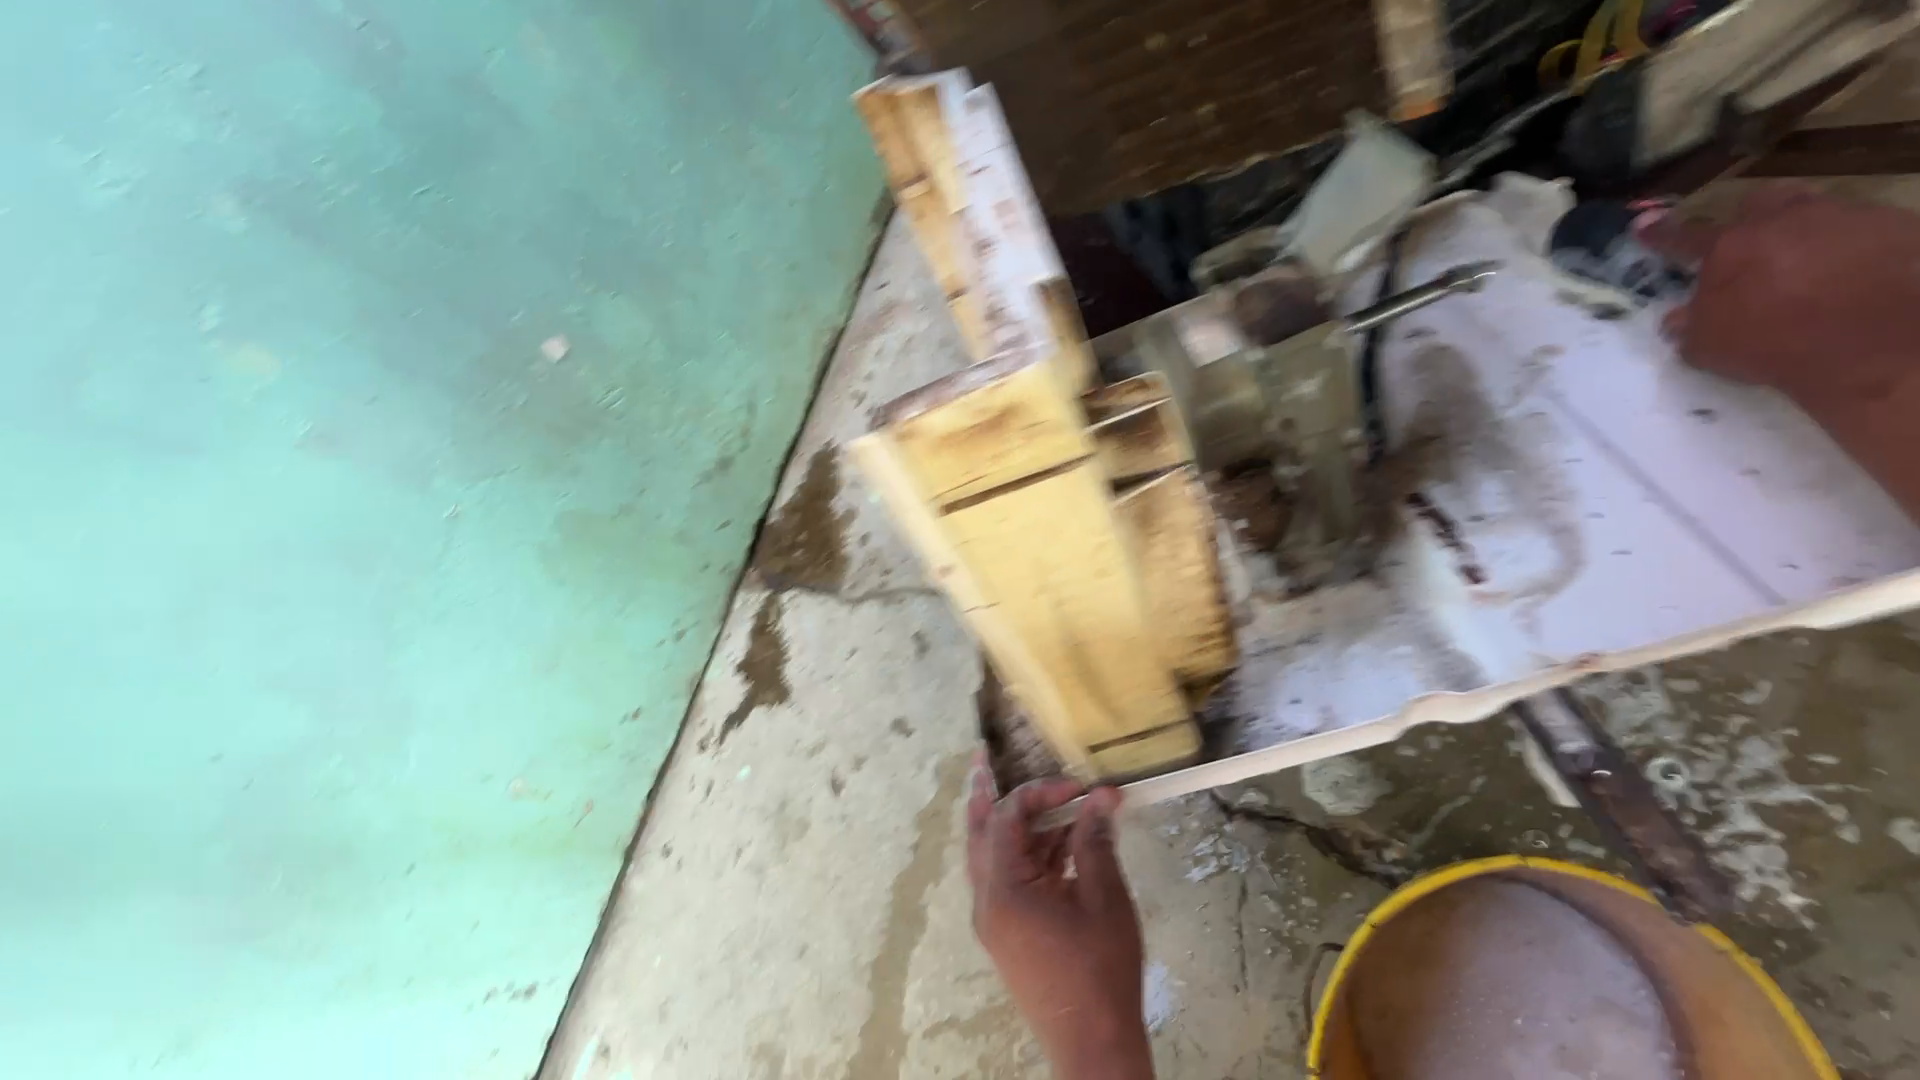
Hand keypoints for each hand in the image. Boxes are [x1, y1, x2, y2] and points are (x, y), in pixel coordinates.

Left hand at [966, 756, 1153, 1079]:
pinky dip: (1028, 855)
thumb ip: (1095, 842)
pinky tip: (1059, 845)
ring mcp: (993, 919)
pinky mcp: (1007, 933)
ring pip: (991, 855)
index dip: (1040, 792)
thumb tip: (1101, 798)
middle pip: (979, 832)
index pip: (1006, 817)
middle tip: (984, 758)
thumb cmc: (1100, 969)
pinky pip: (1007, 879)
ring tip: (1036, 797)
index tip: (1080, 789)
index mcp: (1004, 888)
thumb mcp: (1105, 899)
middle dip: (985, 794)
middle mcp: (987, 900)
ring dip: (1013, 825)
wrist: (1093, 1044)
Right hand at [1637, 185, 1919, 518]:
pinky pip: (1865, 233)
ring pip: (1818, 214)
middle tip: (1750, 247)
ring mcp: (1849, 218)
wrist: (1878, 342)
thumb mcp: (1708, 346)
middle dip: (1752, 219)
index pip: (1684, 236)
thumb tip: (1678, 317)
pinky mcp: (1900, 228)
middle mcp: (1787, 220)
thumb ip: (1688, 325)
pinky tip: (1854, 278)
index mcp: (1730, 247)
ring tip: (1810, 268)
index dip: (1661, 233)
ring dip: (1807, 235)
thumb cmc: (1773, 344)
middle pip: (1762, 202)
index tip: (1644, 225)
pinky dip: (1853, 251)